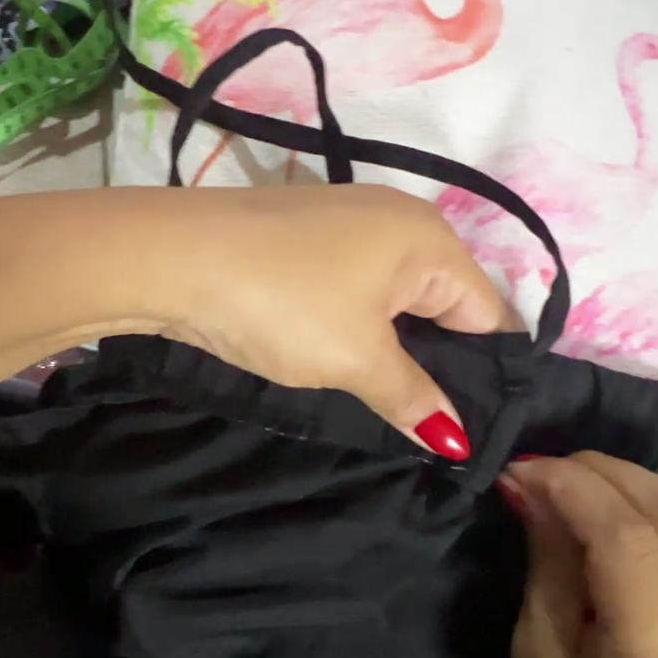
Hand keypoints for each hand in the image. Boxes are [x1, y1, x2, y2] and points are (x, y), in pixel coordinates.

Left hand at [153, 184, 505, 456]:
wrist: (172, 257)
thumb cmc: (282, 304)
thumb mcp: (355, 358)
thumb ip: (412, 396)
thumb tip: (456, 439)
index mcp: (429, 238)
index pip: (485, 312)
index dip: (484, 373)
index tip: (472, 428)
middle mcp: (397, 218)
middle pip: (442, 301)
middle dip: (437, 361)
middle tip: (429, 424)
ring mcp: (347, 222)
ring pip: (394, 297)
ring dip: (393, 346)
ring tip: (387, 402)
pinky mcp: (305, 236)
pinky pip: (355, 286)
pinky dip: (357, 323)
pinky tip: (343, 361)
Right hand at [499, 453, 657, 657]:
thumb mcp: (536, 652)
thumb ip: (549, 560)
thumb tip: (533, 481)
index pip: (632, 547)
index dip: (576, 488)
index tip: (525, 466)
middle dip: (610, 475)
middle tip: (549, 465)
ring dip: (642, 484)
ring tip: (581, 480)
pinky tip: (623, 509)